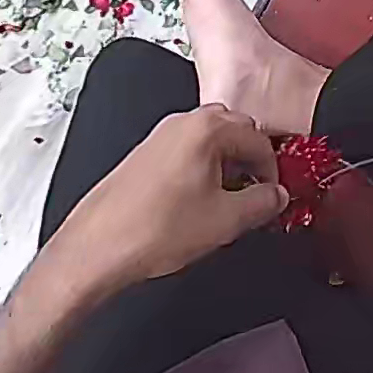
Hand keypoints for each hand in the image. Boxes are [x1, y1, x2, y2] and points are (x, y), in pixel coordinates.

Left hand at [22, 105, 286, 315]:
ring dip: (228, 160)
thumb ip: (263, 202)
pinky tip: (198, 199)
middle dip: (251, 158)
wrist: (94, 250)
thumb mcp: (227, 220)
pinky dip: (204, 164)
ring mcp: (161, 135)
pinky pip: (188, 147)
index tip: (273, 194)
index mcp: (208, 129)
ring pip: (211, 137)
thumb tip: (278, 195)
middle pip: (236, 129)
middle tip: (256, 191)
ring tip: (228, 197)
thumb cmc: (156, 230)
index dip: (273, 169)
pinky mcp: (144, 153)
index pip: (259, 139)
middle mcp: (183, 122)